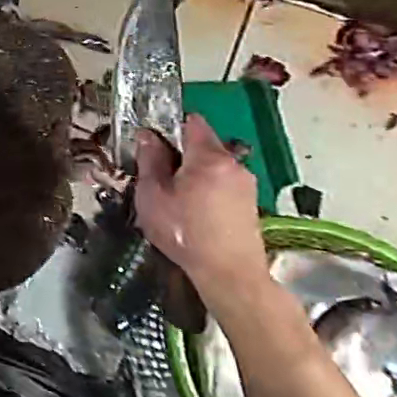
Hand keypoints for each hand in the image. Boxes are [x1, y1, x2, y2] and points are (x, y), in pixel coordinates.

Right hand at [134, 114, 265, 294]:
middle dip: (178, 153)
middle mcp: (233, 164)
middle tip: (157, 176)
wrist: (230, 275)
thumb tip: (146, 135)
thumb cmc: (185, 233)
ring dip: (192, 173)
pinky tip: (193, 212)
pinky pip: (222, 183)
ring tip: (173, 198)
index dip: (169, 126)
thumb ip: (149, 160)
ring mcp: (245, 184)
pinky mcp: (249, 203)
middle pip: (202, 145)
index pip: (191, 121)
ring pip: (212, 166)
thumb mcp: (153, 196)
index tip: (151, 144)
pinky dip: (206, 189)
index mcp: (209, 157)